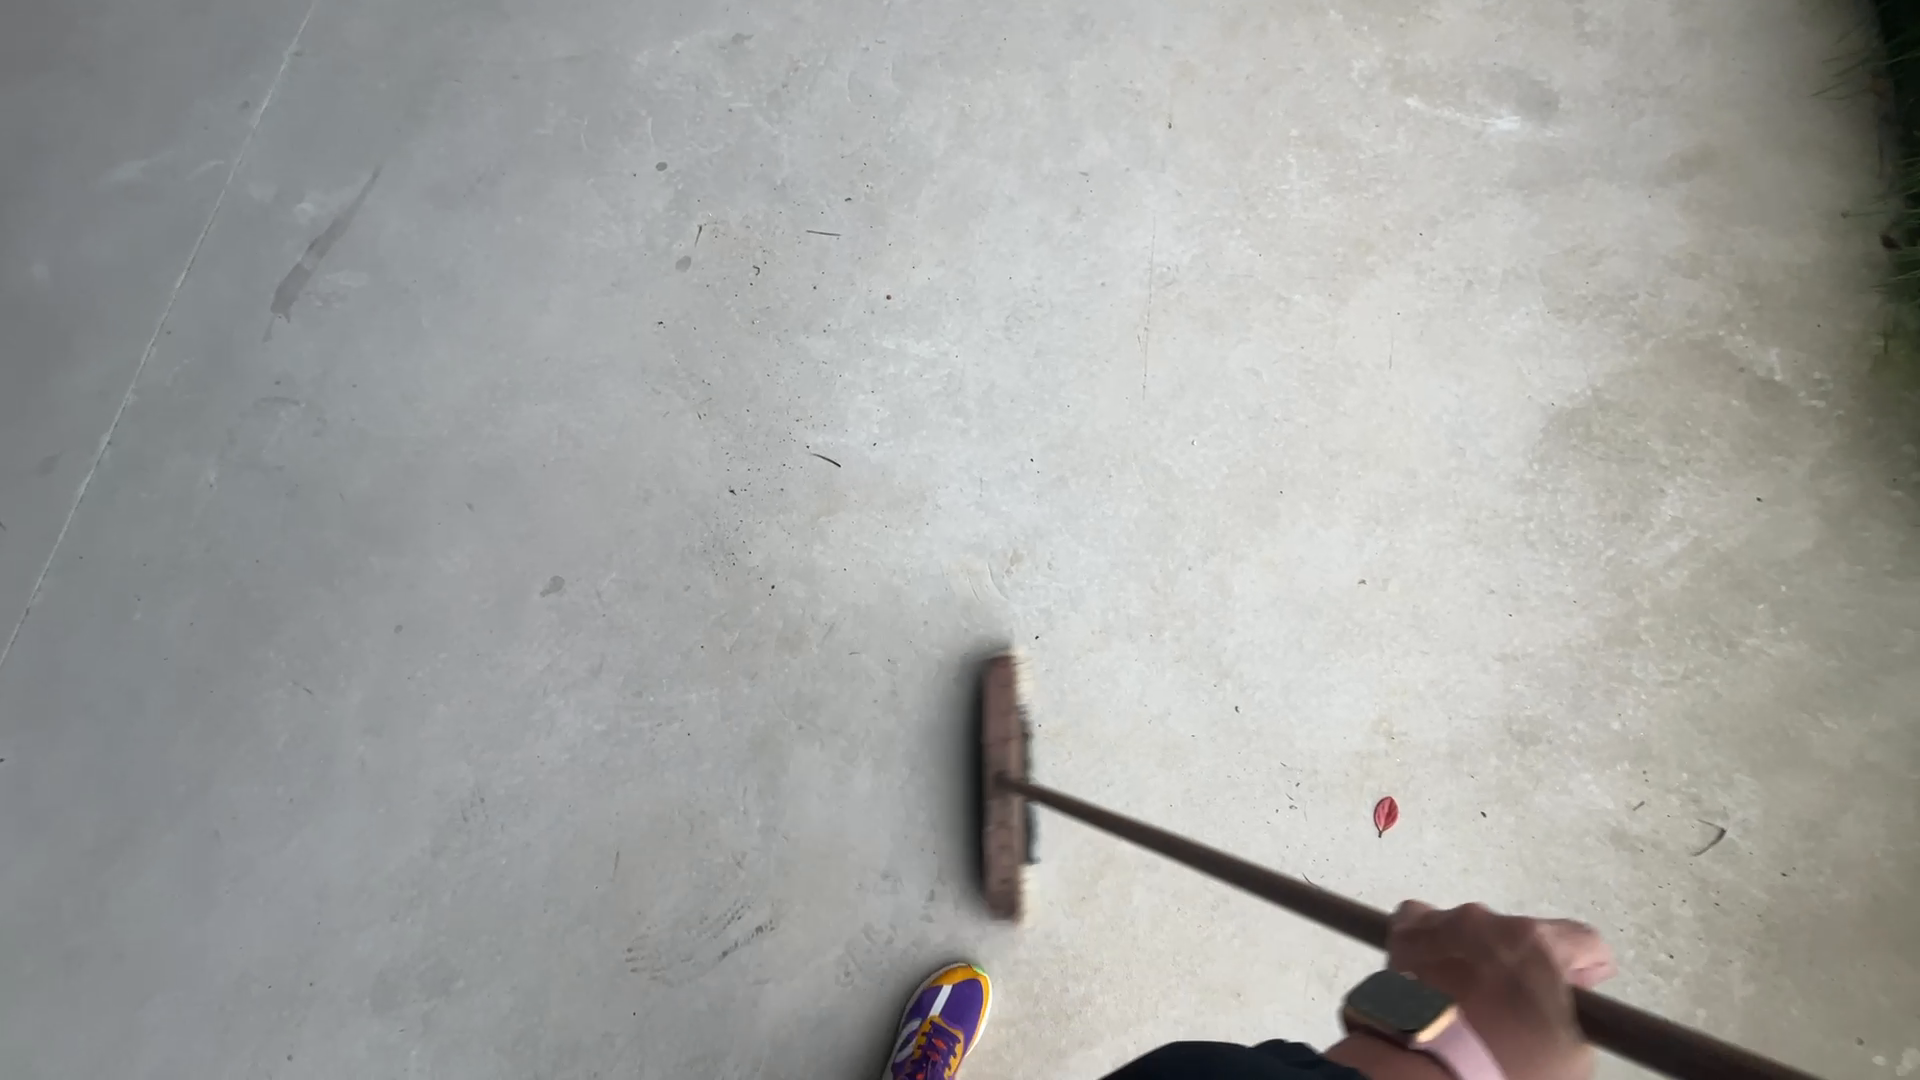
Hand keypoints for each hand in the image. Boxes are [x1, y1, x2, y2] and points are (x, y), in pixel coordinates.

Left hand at [1385, 901, 1616, 1079]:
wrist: (1430, 1063)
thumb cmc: (1510, 1063)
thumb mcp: (1573, 1052)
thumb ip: (1571, 1008)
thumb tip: (1551, 988)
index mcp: (1535, 943)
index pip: (1584, 940)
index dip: (1586, 969)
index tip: (1571, 992)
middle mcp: (1485, 918)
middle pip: (1518, 935)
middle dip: (1522, 964)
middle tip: (1511, 1004)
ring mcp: (1439, 918)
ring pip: (1470, 930)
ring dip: (1476, 953)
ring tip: (1466, 995)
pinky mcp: (1403, 927)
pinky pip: (1425, 924)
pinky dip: (1432, 944)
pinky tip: (1432, 973)